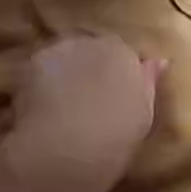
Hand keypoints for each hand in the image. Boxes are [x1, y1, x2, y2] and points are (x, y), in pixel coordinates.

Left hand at [0, 33, 163, 191]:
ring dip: (64, 72)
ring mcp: (61, 50)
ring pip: (64, 57)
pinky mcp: (32, 63)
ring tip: (61, 106)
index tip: (114, 95)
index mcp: (126, 52)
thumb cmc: (117, 135)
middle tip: (87, 100)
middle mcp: (94, 41)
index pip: (122, 53)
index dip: (116, 73)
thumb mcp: (144, 112)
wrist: (68, 149)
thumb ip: (149, 81)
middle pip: (91, 49)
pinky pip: (39, 70)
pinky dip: (40, 83)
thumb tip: (158, 61)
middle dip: (90, 68)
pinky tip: (40, 108)